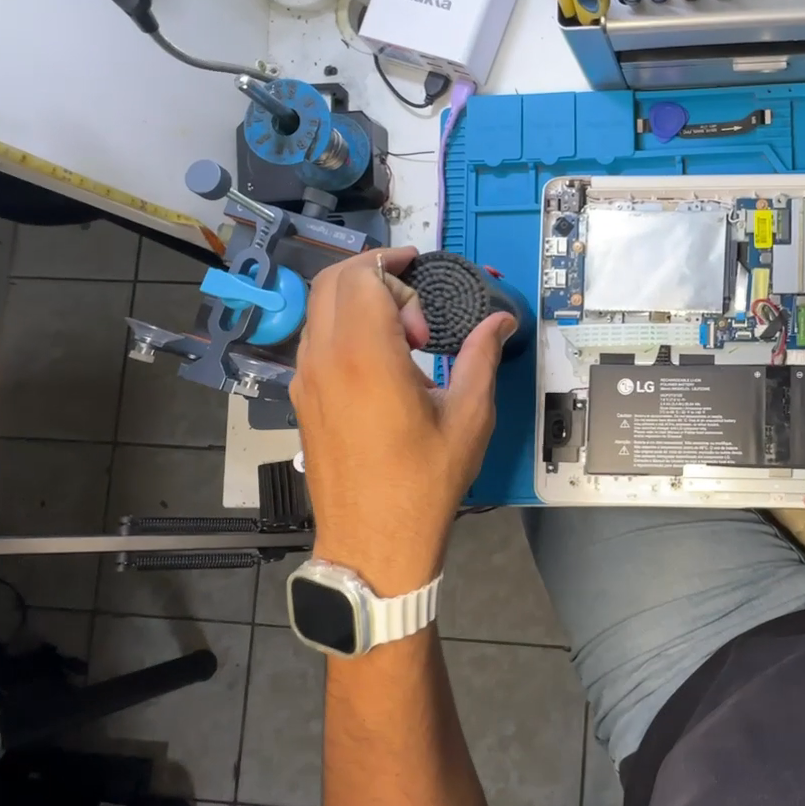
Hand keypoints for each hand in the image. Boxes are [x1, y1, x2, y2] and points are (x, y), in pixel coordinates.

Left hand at [291, 248, 515, 593]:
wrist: (373, 541)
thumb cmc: (425, 481)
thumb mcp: (469, 417)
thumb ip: (482, 357)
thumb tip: (501, 321)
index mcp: (365, 355)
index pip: (363, 276)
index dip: (394, 264)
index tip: (426, 275)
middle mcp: (324, 357)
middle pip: (332, 282)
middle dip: (376, 274)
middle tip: (420, 307)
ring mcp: (306, 379)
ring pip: (320, 309)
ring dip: (360, 302)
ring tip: (407, 338)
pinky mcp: (303, 399)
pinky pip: (317, 339)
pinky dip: (346, 328)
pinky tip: (384, 363)